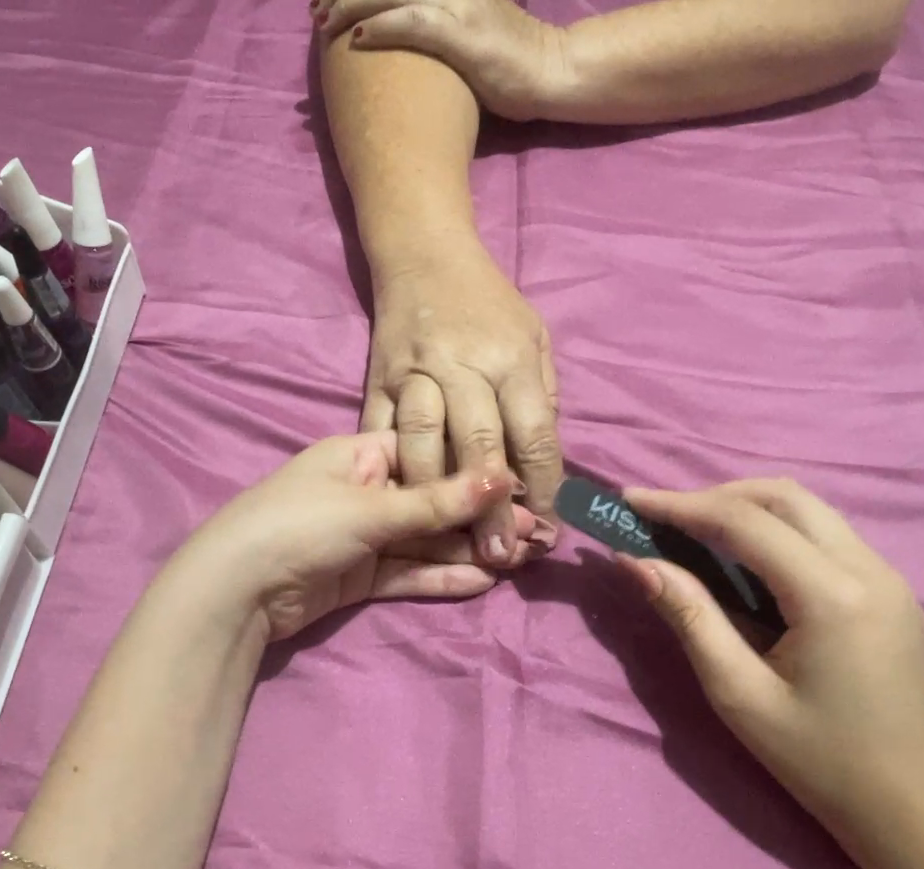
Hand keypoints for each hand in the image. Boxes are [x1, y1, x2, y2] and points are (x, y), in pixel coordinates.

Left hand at [170, 431, 540, 639]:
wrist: (236, 590)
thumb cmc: (300, 526)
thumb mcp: (371, 508)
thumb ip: (438, 500)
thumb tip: (503, 476)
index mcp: (358, 454)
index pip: (429, 456)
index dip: (475, 472)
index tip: (522, 489)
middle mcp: (363, 490)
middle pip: (431, 503)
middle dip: (478, 519)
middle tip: (533, 535)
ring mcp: (360, 535)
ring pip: (422, 541)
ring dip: (466, 551)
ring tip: (517, 560)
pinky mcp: (357, 576)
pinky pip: (406, 572)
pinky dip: (438, 577)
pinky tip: (480, 580)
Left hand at [314, 0, 572, 121]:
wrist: (547, 71)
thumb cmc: (505, 56)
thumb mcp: (467, 21)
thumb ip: (432, 16)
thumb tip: (394, 21)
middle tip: (313, 9)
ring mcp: (456, 3)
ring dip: (350, 6)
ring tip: (322, 22)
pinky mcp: (461, 33)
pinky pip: (410, 23)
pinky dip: (379, 29)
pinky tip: (354, 39)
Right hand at [359, 243, 561, 568]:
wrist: (423, 255)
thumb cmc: (488, 303)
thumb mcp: (534, 337)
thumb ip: (543, 397)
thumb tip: (545, 467)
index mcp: (510, 358)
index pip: (534, 433)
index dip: (543, 488)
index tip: (548, 531)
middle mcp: (461, 367)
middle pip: (478, 445)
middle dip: (490, 508)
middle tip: (499, 557)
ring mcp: (413, 374)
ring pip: (421, 443)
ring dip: (434, 498)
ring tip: (445, 542)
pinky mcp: (375, 381)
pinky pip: (377, 433)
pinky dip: (386, 472)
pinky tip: (395, 507)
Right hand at [618, 480, 923, 842]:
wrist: (920, 809)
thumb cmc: (821, 762)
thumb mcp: (739, 695)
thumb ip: (689, 618)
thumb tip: (635, 562)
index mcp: (831, 595)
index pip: (744, 521)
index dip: (680, 504)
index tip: (629, 499)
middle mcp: (868, 568)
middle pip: (783, 497)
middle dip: (715, 496)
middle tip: (662, 519)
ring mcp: (888, 577)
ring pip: (809, 511)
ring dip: (746, 510)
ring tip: (693, 534)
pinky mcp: (892, 592)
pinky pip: (826, 537)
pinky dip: (776, 532)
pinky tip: (744, 564)